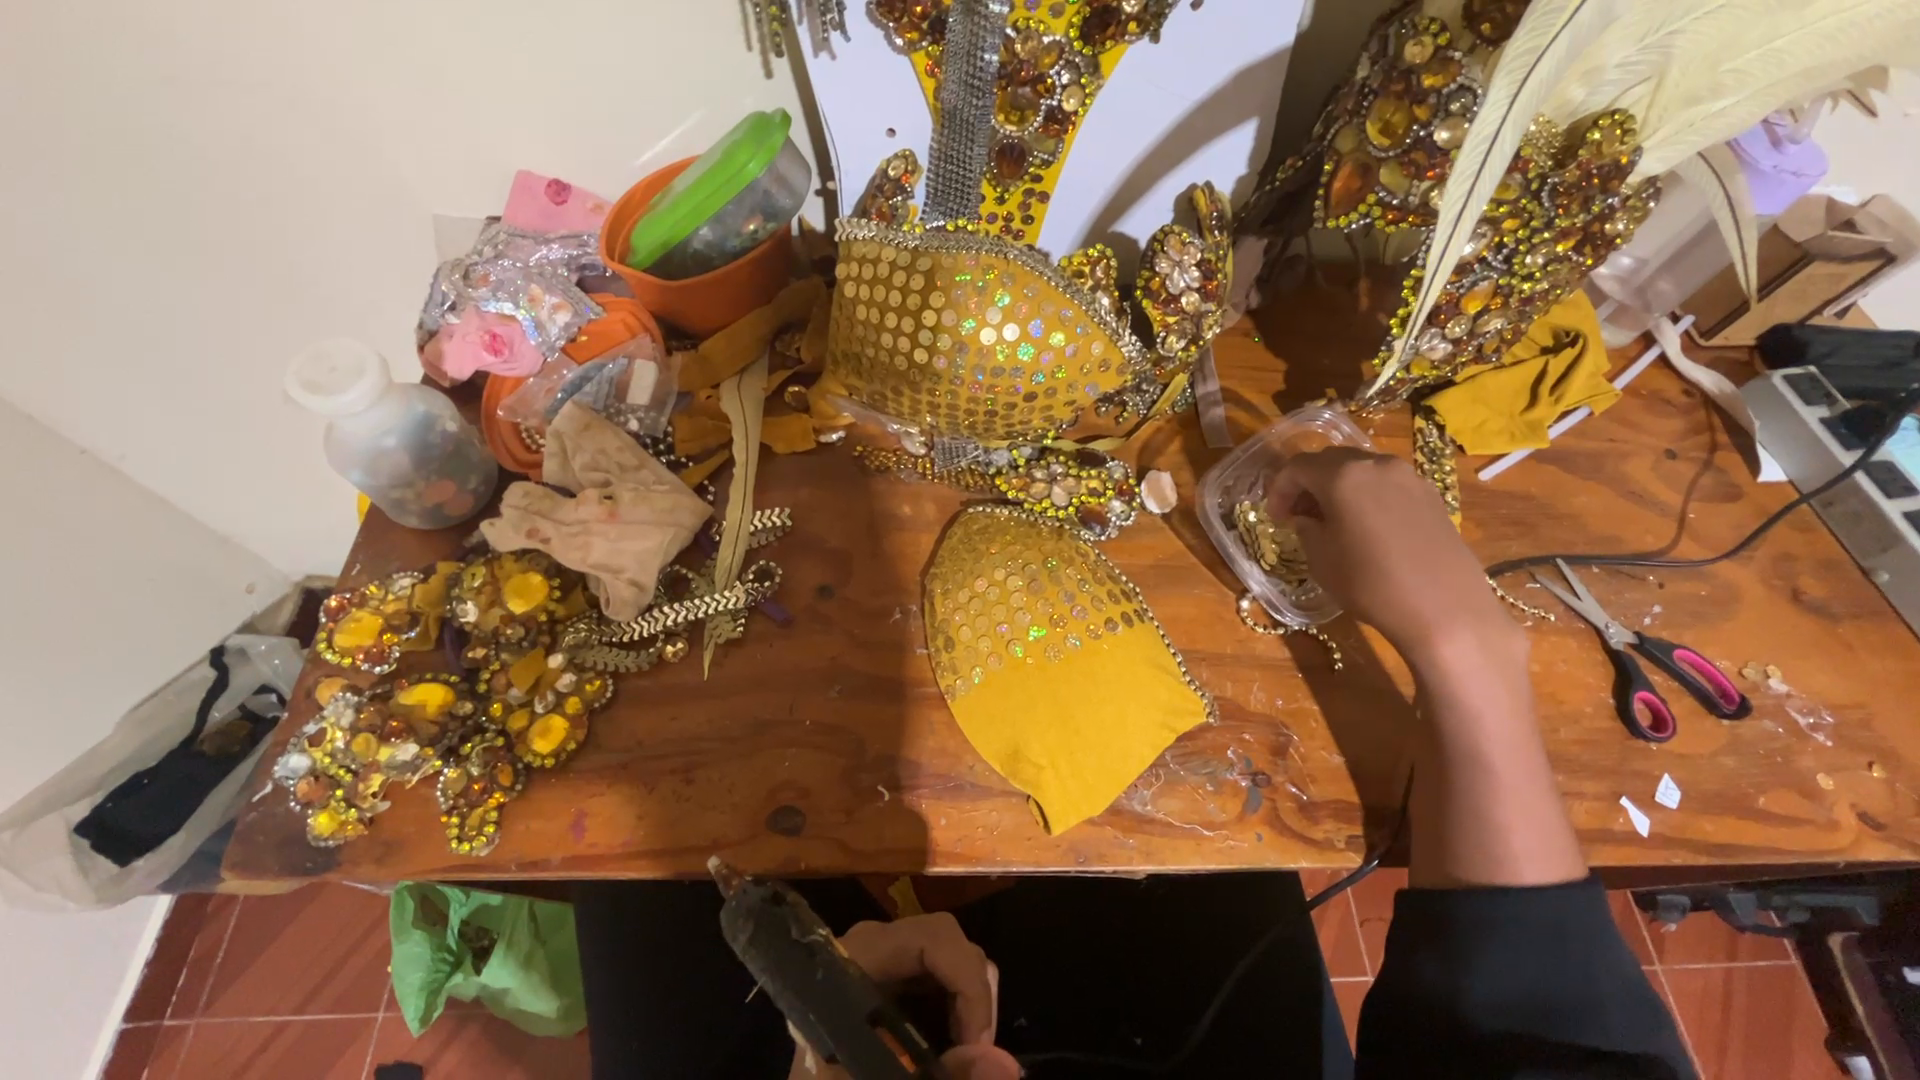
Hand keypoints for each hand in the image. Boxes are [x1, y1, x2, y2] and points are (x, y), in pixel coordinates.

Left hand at [786, 913, 1021, 1079]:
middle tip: (979, 1053)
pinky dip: (954, 1004)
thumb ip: (943, 1077)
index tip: (979, 1045)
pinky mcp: (884, 975)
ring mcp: (876, 956)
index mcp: (853, 961)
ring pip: (946, 951)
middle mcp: (866, 945)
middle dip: (973, 993)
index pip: (932, 938)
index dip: (968, 985)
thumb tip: (1005, 1066)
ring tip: (966, 1053)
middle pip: (944, 939)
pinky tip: (951, 1044)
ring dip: (967, 1000)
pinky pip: (935, 970)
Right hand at [1265, 447, 1520, 668]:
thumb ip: (1306, 528)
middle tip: (1299, 515)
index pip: (1298, 466)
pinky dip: (1367, 496)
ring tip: (1332, 521)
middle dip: (1309, 483)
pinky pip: (1387, 485)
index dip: (1280, 489)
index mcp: (1343, 475)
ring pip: (1362, 470)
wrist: (1443, 607)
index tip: (1276, 517)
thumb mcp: (1320, 558)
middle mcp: (1376, 465)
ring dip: (1339, 488)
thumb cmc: (1369, 582)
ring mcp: (1409, 478)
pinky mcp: (1431, 496)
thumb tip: (1307, 519)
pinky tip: (1366, 528)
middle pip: (1332, 460)